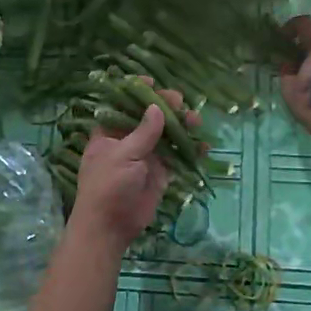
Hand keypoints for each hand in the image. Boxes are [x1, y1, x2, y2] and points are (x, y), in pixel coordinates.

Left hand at [70, 83, 199, 249]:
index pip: (122, 105)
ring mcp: (145, 156)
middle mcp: (128, 141)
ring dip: (181, 127)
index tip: (153, 83)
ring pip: (166, 135)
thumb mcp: (123, 156)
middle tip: (181, 104)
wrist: (110, 227)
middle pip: (149, 117)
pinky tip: (203, 146)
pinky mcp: (160, 173)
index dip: (135, 92)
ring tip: (196, 122)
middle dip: (166, 108)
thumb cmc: (107, 187)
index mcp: (109, 133)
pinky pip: (177, 157)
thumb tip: (157, 108)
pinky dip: (190, 151)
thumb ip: (143, 133)